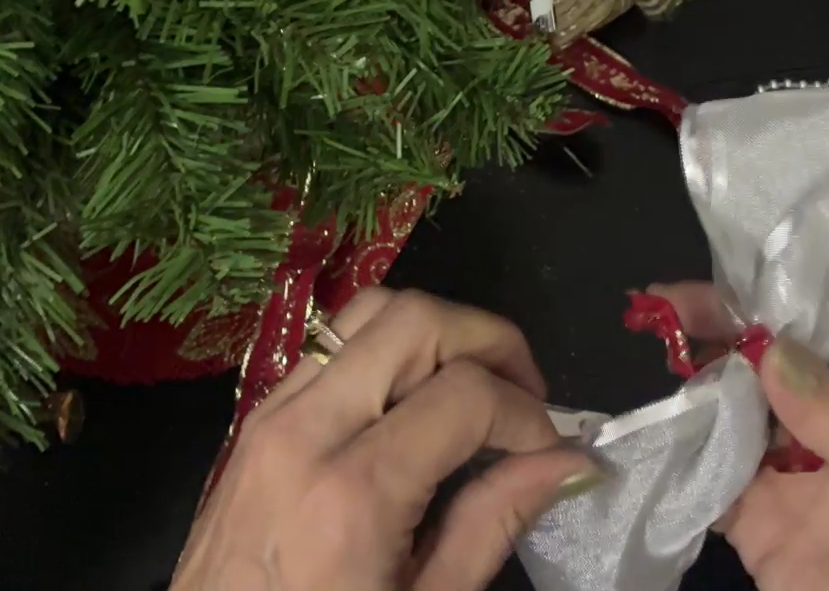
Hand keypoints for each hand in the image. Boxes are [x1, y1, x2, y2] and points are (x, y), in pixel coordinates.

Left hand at [172, 288, 600, 590]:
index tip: (549, 448)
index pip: (464, 395)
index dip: (526, 413)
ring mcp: (273, 409)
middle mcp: (307, 428)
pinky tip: (415, 390)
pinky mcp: (258, 409)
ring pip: (371, 308)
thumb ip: (495, 521)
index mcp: (353, 493)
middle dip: (489, 339)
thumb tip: (570, 461)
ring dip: (438, 328)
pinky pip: (335, 339)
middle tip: (525, 389)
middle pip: (416, 320)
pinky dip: (390, 343)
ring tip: (476, 377)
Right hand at [650, 282, 828, 590]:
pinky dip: (678, 449)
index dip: (746, 308)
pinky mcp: (754, 515)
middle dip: (706, 335)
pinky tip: (649, 428)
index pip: (805, 334)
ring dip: (689, 386)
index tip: (686, 297)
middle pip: (756, 362)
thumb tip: (771, 350)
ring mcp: (787, 467)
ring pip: (727, 409)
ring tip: (646, 357)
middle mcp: (827, 420)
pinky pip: (708, 471)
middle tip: (654, 314)